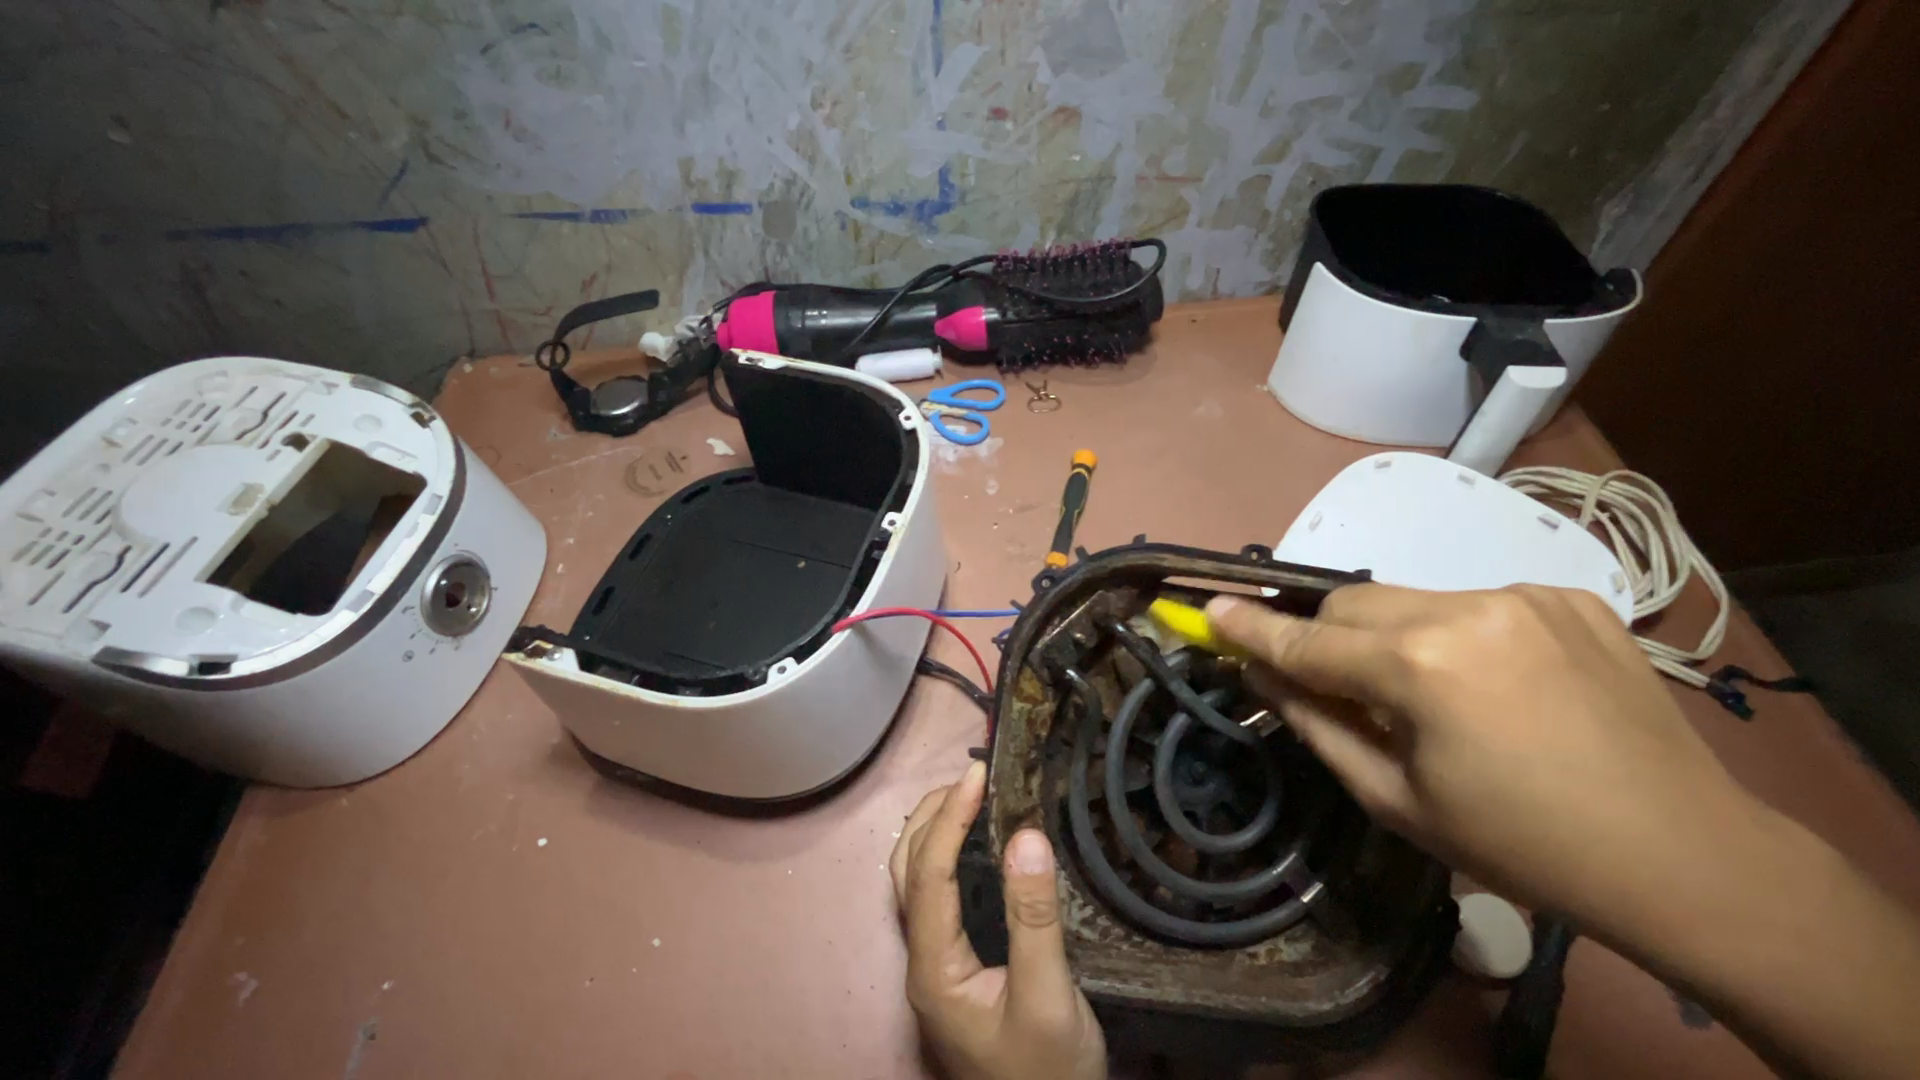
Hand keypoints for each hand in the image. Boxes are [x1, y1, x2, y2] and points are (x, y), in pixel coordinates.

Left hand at [889, 761, 1106, 1079]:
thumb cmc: (1048, 1072)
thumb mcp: (1049, 998)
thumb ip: (1034, 919)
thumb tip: (1026, 835)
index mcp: (934, 968)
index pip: (928, 874)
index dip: (950, 818)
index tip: (979, 775)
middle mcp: (922, 960)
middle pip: (906, 870)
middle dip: (932, 816)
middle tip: (973, 778)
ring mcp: (934, 965)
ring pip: (913, 882)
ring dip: (932, 832)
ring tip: (970, 797)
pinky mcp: (953, 967)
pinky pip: (935, 896)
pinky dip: (945, 855)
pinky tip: (973, 845)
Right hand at [1206, 584, 1759, 926]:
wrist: (1684, 853)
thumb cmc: (1520, 845)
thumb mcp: (1395, 799)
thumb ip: (1316, 723)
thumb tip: (1262, 673)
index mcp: (1423, 666)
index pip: (1310, 639)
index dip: (1253, 628)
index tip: (1211, 611)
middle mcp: (1469, 608)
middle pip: (1354, 602)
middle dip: (1326, 636)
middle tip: (1328, 683)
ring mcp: (1525, 595)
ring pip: (1411, 599)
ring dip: (1391, 637)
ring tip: (1425, 694)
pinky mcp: (1568, 596)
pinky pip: (1473, 603)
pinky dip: (1454, 635)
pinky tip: (1490, 684)